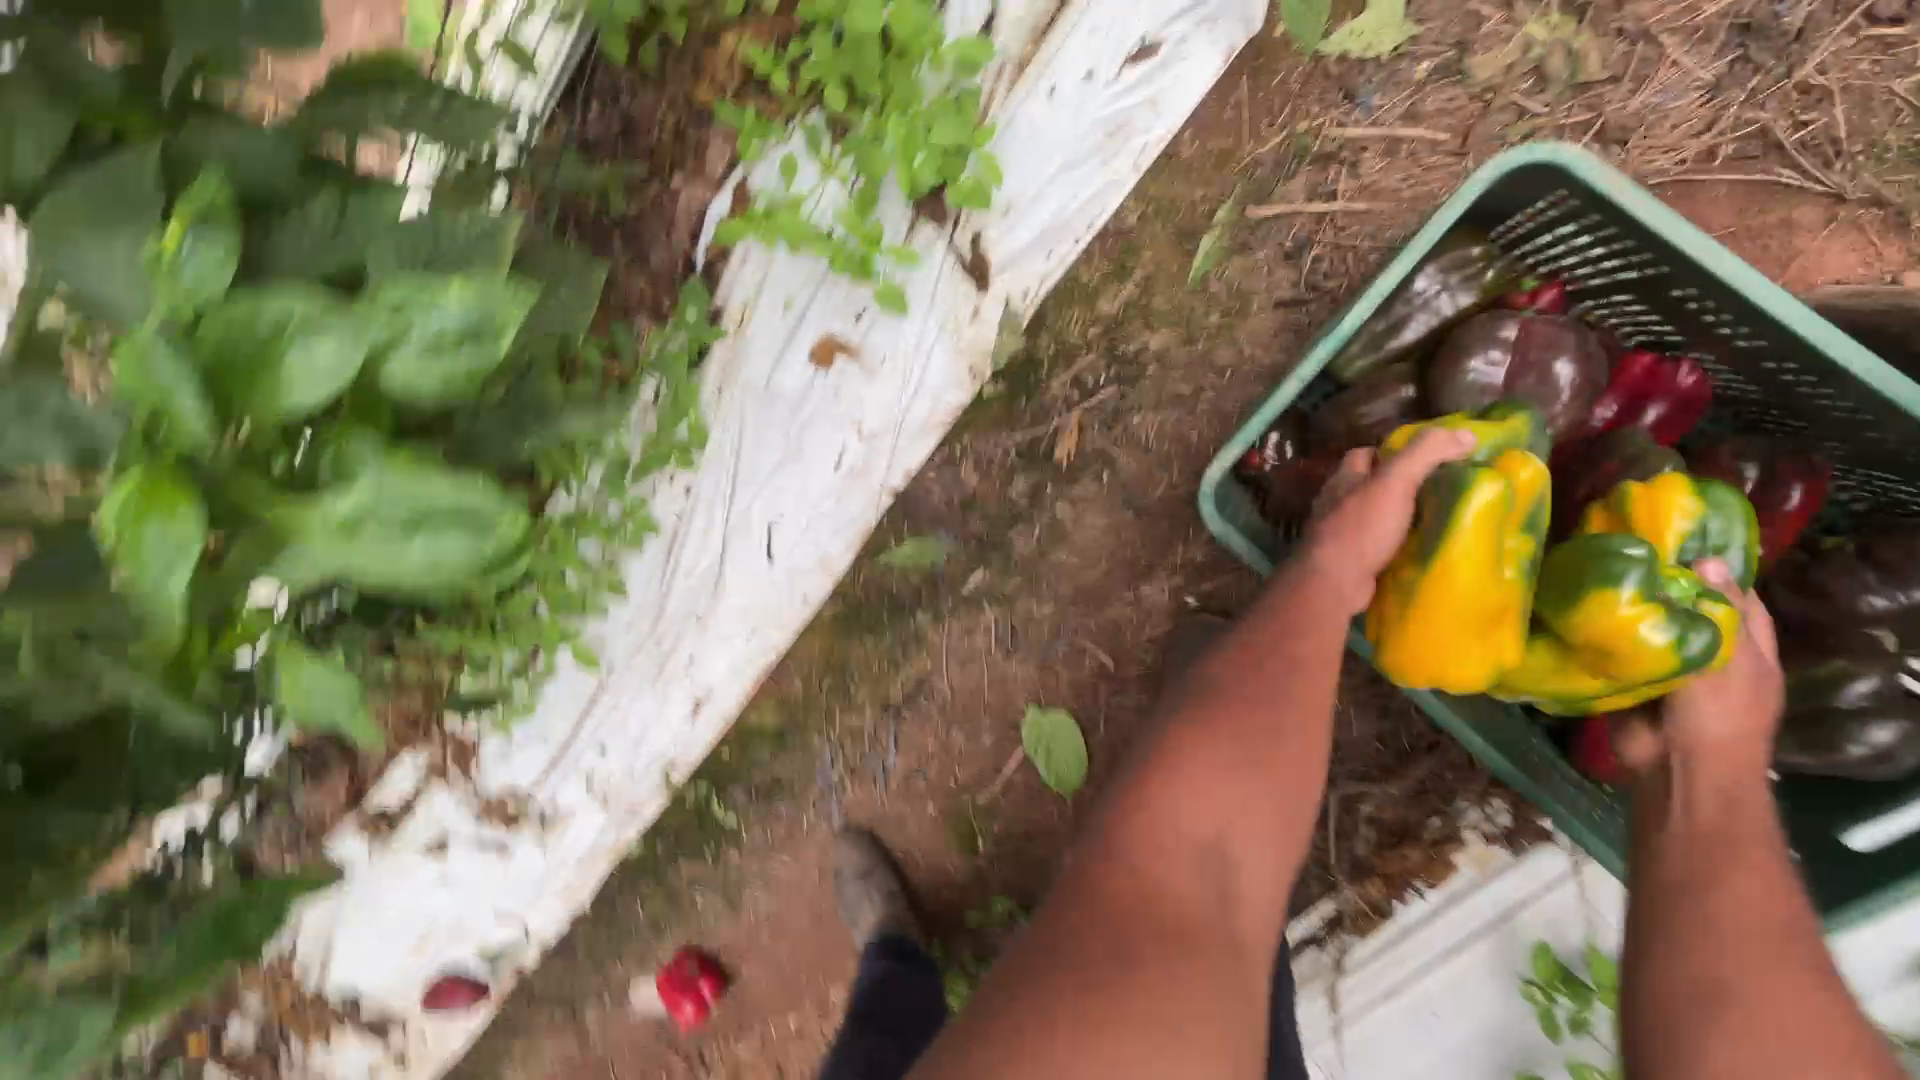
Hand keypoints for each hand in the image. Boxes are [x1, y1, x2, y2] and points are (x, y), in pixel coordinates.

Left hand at [1298, 428, 1476, 614]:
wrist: (1333, 582)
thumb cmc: (1361, 527)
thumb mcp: (1395, 482)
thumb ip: (1426, 453)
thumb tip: (1466, 433)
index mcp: (1343, 479)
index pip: (1365, 454)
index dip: (1393, 451)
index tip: (1427, 458)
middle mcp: (1335, 503)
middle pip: (1368, 485)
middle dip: (1398, 485)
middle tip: (1438, 490)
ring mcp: (1338, 533)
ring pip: (1371, 516)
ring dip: (1398, 517)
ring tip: (1435, 518)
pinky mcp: (1347, 561)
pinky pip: (1375, 545)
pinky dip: (1394, 544)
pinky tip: (1418, 548)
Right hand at [1615, 559, 1784, 778]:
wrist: (1675, 764)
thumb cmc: (1719, 712)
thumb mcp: (1731, 656)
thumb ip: (1720, 610)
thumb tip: (1708, 560)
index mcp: (1746, 650)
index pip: (1739, 601)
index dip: (1718, 575)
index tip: (1683, 547)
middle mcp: (1708, 655)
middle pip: (1688, 613)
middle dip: (1663, 589)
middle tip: (1629, 555)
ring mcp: (1667, 670)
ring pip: (1648, 631)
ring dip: (1628, 612)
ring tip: (1599, 576)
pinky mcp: (1629, 681)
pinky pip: (1615, 653)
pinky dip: (1602, 638)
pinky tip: (1581, 612)